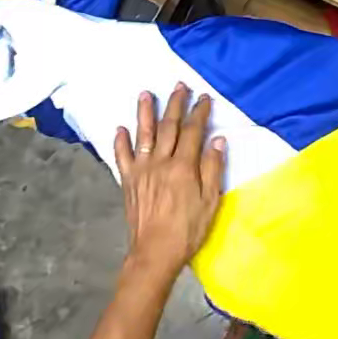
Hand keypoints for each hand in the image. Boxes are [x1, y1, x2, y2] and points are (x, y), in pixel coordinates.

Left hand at [114, 86, 224, 283]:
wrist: (155, 253)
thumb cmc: (189, 228)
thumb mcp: (211, 199)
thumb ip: (213, 167)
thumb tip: (217, 139)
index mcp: (183, 166)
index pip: (193, 131)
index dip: (200, 112)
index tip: (204, 97)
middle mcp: (160, 162)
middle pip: (168, 127)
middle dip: (175, 104)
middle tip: (179, 85)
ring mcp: (141, 171)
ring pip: (143, 135)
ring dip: (144, 113)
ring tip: (146, 94)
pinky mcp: (128, 182)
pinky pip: (122, 157)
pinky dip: (120, 141)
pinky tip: (120, 128)